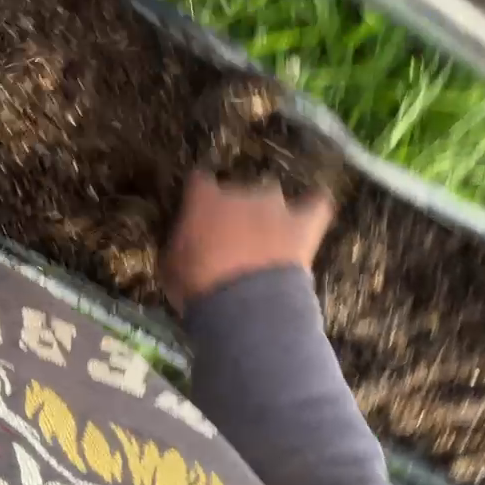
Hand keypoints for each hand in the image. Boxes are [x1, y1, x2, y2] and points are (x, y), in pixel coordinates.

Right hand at [163, 172, 335, 314]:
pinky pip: (314, 204)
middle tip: (227, 235)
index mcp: (204, 201)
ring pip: (270, 197)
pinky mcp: (306, 220)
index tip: (195, 206)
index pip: (198, 181)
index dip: (197, 193)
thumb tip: (184, 239)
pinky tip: (306, 214)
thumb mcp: (170, 266)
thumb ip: (179, 243)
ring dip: (265, 212)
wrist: (243, 302)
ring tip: (262, 234)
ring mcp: (277, 205)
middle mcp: (241, 192)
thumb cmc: (195, 286)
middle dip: (232, 208)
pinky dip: (309, 207)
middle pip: (237, 190)